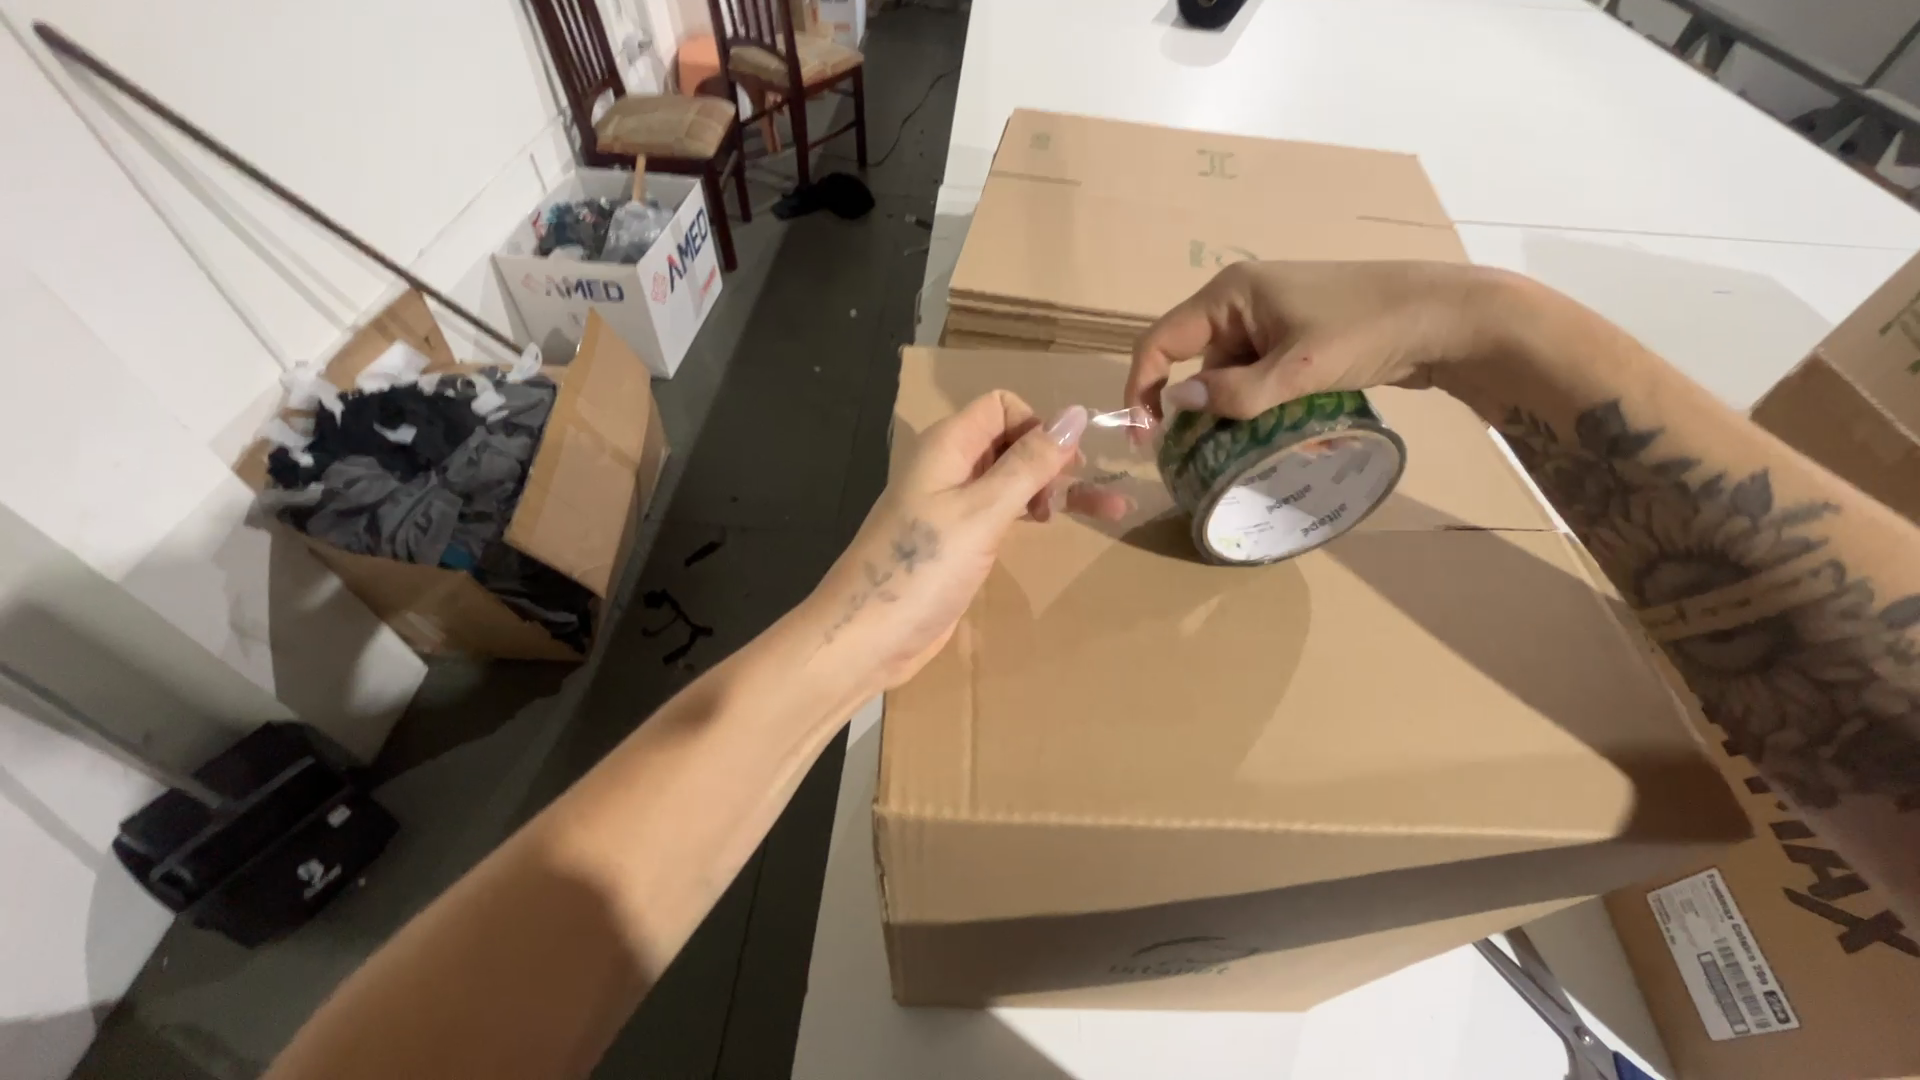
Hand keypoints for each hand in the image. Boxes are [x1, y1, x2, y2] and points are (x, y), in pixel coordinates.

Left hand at [806, 391, 1124, 692]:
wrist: (867, 636)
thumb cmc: (922, 568)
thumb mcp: (982, 512)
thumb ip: (1028, 465)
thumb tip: (1076, 414)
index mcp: (948, 446)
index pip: (1002, 406)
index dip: (1038, 426)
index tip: (1065, 466)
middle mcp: (949, 467)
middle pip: (1011, 442)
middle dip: (1056, 459)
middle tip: (1093, 491)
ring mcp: (952, 506)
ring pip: (1012, 480)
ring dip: (1055, 489)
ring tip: (1110, 510)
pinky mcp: (958, 541)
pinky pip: (1002, 513)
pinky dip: (1033, 515)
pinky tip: (1060, 526)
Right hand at [1125, 261, 1514, 421]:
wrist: (1450, 317)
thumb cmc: (1368, 328)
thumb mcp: (1296, 368)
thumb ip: (1234, 393)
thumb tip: (1177, 405)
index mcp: (1229, 294)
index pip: (1160, 341)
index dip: (1143, 388)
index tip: (1145, 438)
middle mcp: (1240, 304)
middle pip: (1193, 363)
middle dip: (1196, 409)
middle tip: (1204, 454)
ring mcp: (1268, 322)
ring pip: (1228, 377)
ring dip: (1236, 413)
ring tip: (1259, 444)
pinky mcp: (1293, 340)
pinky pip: (1257, 378)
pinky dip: (1262, 407)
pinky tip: (1285, 429)